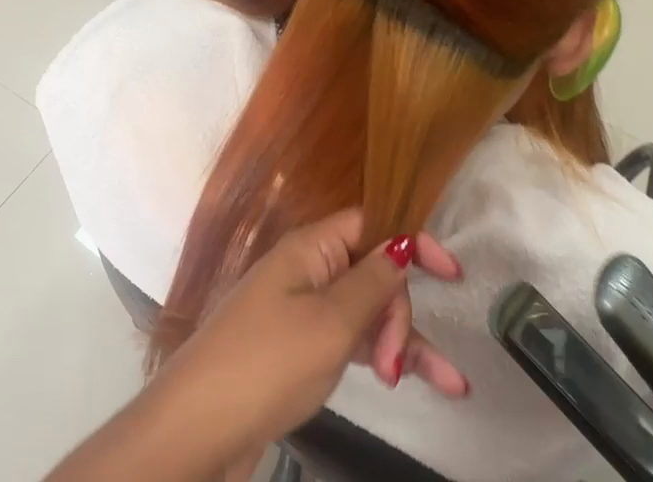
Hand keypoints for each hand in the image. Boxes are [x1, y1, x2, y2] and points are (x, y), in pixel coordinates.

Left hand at [46, 210, 466, 481]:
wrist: (199, 427)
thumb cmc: (267, 362)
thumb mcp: (330, 322)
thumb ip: (373, 282)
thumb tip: (402, 243)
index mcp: (309, 249)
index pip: (370, 224)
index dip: (412, 241)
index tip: (454, 274)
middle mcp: (306, 271)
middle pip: (372, 271)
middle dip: (398, 311)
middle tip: (393, 359)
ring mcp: (302, 311)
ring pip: (366, 312)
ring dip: (401, 341)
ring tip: (444, 383)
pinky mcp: (299, 349)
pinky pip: (351, 341)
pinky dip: (380, 358)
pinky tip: (413, 381)